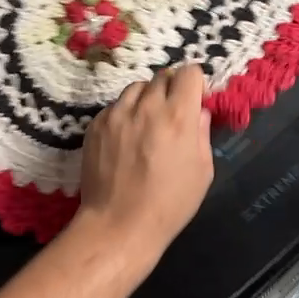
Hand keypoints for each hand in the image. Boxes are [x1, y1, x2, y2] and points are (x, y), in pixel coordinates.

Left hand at [76, 64, 214, 257]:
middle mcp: (146, 107)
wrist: (119, 225)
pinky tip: (127, 139)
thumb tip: (198, 113)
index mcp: (178, 116)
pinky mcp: (95, 125)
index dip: (196, 83)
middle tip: (174, 113)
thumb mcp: (203, 171)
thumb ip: (202, 134)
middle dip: (173, 89)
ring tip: (149, 123)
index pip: (189, 73)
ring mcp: (116, 114)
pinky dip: (126, 114)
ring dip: (148, 98)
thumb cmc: (170, 203)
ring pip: (136, 88)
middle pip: (163, 76)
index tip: (196, 100)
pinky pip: (115, 107)